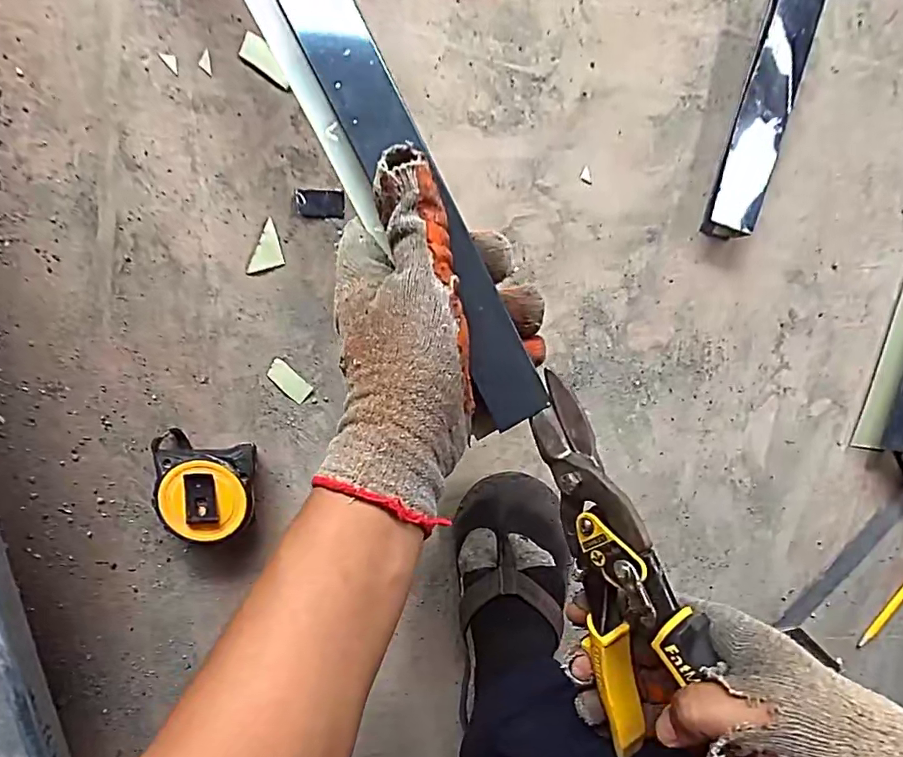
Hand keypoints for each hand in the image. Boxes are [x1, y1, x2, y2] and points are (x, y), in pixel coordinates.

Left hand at [313, 145, 544, 529]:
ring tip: (515, 334)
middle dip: (491, 267)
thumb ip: (414, 230)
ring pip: (493, 298)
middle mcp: (410, 298)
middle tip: (493, 283)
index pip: (405, 221)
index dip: (433, 216)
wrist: (415, 439)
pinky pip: (503, 341)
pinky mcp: (467, 364)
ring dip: (514, 311)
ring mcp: (442, 333)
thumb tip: (399, 172)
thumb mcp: (409, 286)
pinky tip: (523, 356)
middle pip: (464, 256)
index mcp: (379, 272)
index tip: (453, 230)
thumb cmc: (404, 362)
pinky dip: (517, 349)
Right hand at [567, 599, 902, 756]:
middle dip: (604, 660)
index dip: (615, 611)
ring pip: (641, 686)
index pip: (656, 610)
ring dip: (613, 697)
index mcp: (722, 633)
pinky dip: (632, 728)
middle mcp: (706, 658)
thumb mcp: (769, 712)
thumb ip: (708, 708)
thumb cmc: (835, 732)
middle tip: (578, 675)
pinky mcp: (701, 730)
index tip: (580, 615)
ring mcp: (702, 695)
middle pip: (638, 648)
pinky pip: (654, 722)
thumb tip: (665, 721)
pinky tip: (617, 735)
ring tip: (593, 712)